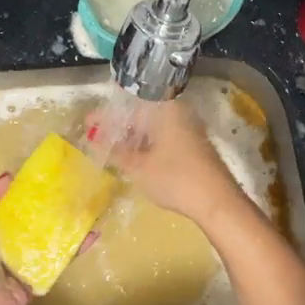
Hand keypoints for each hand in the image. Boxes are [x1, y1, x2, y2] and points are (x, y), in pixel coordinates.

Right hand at [86, 99, 243, 222]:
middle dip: (118, 126)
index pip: (129, 104)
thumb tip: (95, 140)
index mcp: (165, 109)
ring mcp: (188, 128)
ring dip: (132, 137)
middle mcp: (178, 112)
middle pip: (142, 113)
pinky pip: (163, 136)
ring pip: (153, 126)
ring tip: (110, 149)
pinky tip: (133, 157)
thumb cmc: (175, 179)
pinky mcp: (193, 144)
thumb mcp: (139, 167)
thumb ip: (116, 152)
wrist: (217, 201)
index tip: (87, 123)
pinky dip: (147, 144)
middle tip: (95, 137)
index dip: (106, 114)